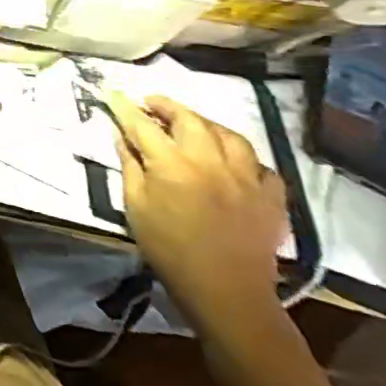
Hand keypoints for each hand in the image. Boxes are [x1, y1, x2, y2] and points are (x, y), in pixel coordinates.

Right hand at [106, 93, 287, 328]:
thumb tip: (123, 137)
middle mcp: (211, 163)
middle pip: (190, 120)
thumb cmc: (168, 248)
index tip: (113, 94)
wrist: (224, 291)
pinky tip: (233, 161)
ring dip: (207, 124)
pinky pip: (260, 166)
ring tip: (193, 124)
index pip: (143, 125)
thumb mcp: (135, 205)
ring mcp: (247, 178)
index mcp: (173, 165)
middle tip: (152, 102)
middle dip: (168, 106)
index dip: (126, 107)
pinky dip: (244, 157)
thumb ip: (130, 166)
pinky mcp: (271, 197)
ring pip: (230, 136)